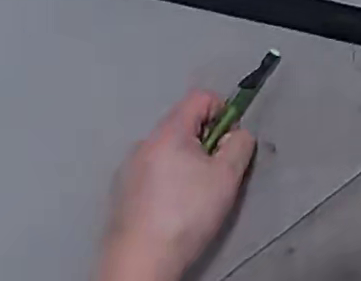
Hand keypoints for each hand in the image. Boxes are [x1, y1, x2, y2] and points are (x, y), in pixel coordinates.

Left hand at [95, 89, 256, 280]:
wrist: (138, 267)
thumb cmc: (185, 216)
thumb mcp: (226, 177)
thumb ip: (240, 144)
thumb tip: (237, 133)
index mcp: (170, 130)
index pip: (201, 96)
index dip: (222, 112)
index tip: (227, 142)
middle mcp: (146, 140)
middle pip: (185, 121)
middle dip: (205, 140)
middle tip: (214, 172)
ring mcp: (129, 166)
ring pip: (168, 147)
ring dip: (185, 160)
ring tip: (192, 195)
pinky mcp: (121, 191)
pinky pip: (151, 169)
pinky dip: (166, 178)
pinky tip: (170, 209)